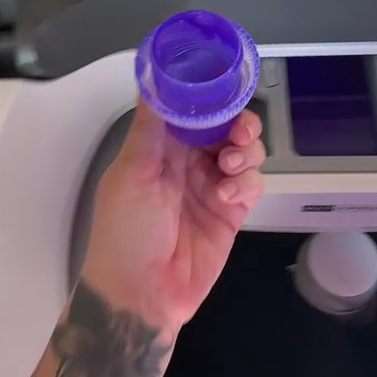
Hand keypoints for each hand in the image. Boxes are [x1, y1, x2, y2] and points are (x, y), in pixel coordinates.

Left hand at [79, 101, 266, 335]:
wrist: (141, 295)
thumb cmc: (125, 232)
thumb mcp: (131, 174)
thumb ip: (148, 127)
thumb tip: (151, 81)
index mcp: (159, 148)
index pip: (192, 111)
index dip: (210, 98)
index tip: (225, 88)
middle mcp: (187, 163)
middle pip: (225, 128)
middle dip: (238, 123)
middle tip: (240, 132)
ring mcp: (211, 187)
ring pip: (244, 152)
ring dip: (245, 152)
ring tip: (231, 166)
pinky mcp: (231, 213)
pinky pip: (251, 185)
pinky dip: (247, 184)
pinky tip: (229, 197)